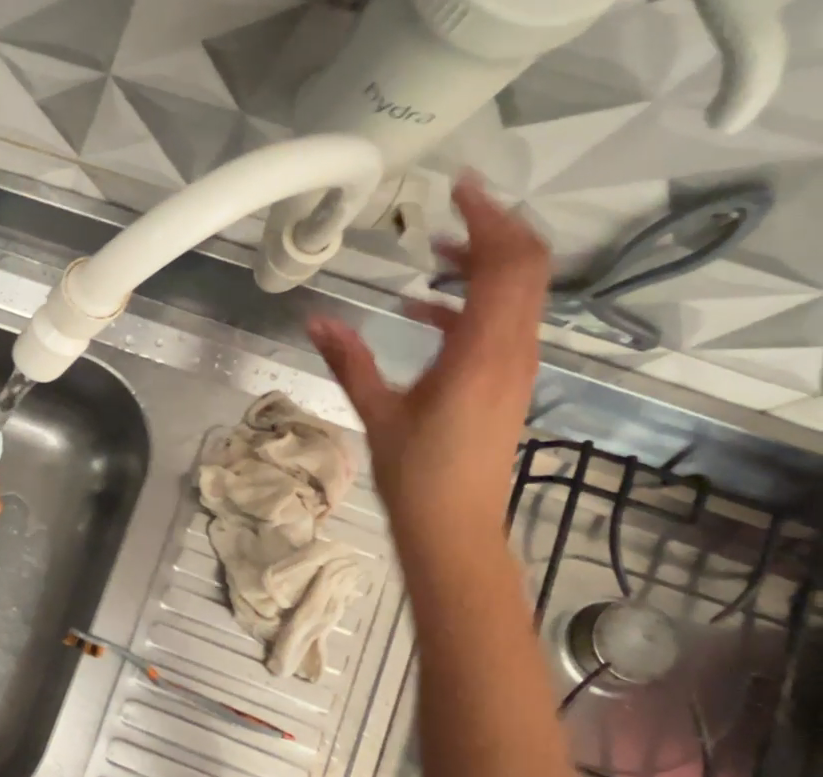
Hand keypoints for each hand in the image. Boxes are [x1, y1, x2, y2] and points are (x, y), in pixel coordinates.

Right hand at [306, 173, 549, 541]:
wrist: (454, 525)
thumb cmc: (415, 474)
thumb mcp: (376, 412)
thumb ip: (349, 359)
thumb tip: (315, 318)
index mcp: (481, 350)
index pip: (505, 263)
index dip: (489, 217)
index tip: (460, 187)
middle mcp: (512, 349)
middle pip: (525, 267)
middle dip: (492, 230)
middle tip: (450, 210)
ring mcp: (515, 365)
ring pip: (519, 292)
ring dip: (484, 265)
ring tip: (434, 255)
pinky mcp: (507, 380)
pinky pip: (503, 322)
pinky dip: (474, 302)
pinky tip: (425, 311)